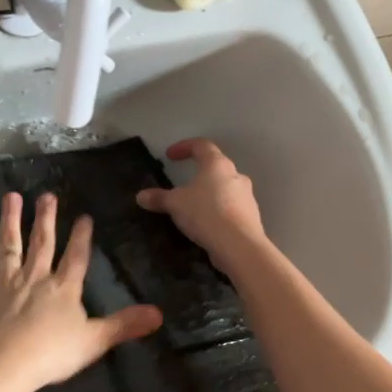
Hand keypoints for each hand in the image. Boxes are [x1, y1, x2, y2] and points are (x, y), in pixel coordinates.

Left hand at [0, 192, 162, 391]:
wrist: (6, 361)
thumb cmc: (51, 353)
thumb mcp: (94, 341)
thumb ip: (124, 325)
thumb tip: (159, 314)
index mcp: (64, 288)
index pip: (76, 258)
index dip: (81, 237)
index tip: (84, 217)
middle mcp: (35, 276)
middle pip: (42, 242)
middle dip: (46, 218)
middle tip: (48, 195)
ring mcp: (5, 280)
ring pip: (9, 243)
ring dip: (10, 219)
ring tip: (11, 196)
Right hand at [135, 139, 267, 268]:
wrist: (239, 246)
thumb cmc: (206, 213)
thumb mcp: (175, 204)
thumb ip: (158, 198)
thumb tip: (140, 196)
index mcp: (217, 165)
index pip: (201, 145)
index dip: (184, 147)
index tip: (170, 156)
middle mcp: (236, 176)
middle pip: (216, 167)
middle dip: (198, 173)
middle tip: (183, 184)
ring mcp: (247, 197)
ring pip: (225, 189)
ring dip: (209, 194)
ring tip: (193, 207)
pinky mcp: (251, 216)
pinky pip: (230, 208)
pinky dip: (217, 211)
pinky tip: (206, 225)